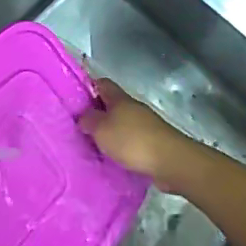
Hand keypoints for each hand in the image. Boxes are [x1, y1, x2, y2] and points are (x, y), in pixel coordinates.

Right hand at [78, 77, 199, 189]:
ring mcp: (146, 125)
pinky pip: (132, 140)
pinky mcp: (153, 143)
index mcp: (120, 99)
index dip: (89, 87)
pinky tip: (113, 158)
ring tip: (94, 145)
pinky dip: (122, 147)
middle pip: (112, 104)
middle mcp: (133, 108)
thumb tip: (84, 117)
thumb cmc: (132, 140)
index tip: (75, 99)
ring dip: (110, 132)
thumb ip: (88, 120)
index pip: (102, 83)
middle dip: (98, 113)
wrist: (171, 162)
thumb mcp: (101, 129)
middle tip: (80, 127)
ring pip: (122, 123)